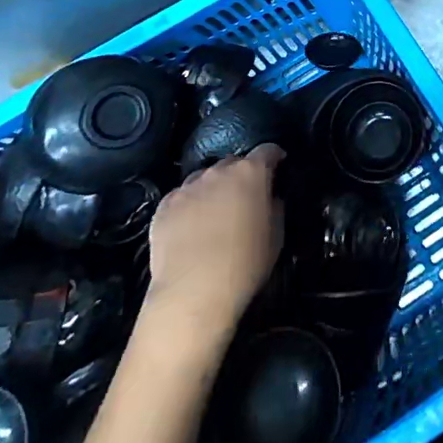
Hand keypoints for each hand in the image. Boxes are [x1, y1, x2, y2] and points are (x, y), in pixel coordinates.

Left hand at [145, 144, 284, 337]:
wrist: (194, 291)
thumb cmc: (245, 264)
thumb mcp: (275, 238)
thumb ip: (275, 208)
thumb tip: (270, 198)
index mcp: (249, 173)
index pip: (266, 151)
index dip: (274, 157)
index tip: (278, 165)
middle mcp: (217, 171)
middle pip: (232, 163)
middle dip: (240, 174)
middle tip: (244, 197)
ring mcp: (187, 186)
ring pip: (204, 178)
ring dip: (212, 189)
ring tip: (213, 214)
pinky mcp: (164, 205)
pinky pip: (181, 197)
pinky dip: (189, 206)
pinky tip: (189, 228)